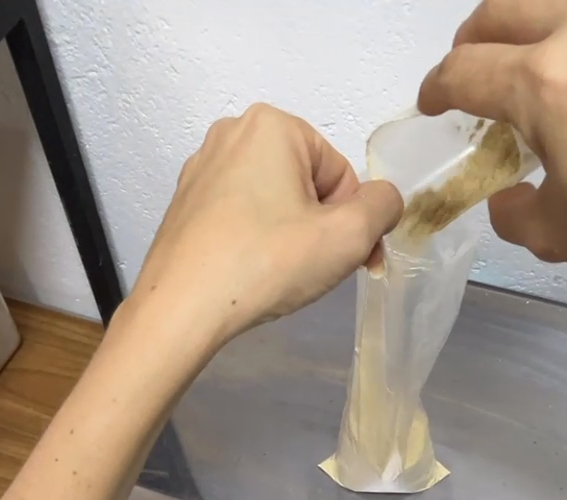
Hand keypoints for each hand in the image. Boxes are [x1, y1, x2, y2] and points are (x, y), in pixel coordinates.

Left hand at [127, 105, 401, 349]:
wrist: (183, 307)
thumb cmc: (267, 264)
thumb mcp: (349, 236)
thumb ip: (383, 207)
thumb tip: (384, 201)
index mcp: (272, 125)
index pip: (339, 173)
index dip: (352, 221)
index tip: (347, 260)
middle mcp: (231, 134)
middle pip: (304, 185)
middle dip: (318, 228)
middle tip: (312, 270)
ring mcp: (200, 170)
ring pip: (271, 204)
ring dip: (288, 238)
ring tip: (277, 276)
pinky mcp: (183, 206)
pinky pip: (238, 219)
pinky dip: (253, 244)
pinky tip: (248, 275)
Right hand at [418, 0, 566, 302]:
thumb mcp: (559, 235)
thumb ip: (511, 209)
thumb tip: (507, 192)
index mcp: (545, 84)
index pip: (463, 72)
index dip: (436, 91)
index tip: (435, 105)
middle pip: (500, 10)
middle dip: (473, 43)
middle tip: (477, 71)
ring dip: (532, 16)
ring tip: (540, 46)